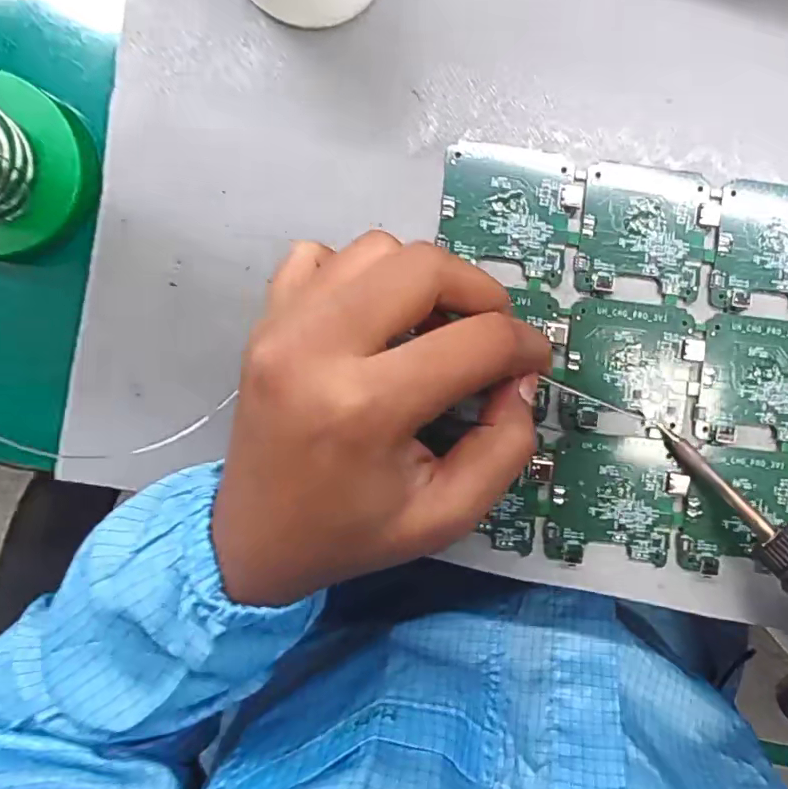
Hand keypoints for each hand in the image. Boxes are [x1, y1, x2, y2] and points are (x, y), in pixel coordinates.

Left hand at [211, 231, 551, 605]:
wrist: (255, 539)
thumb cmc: (351, 533)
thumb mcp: (447, 515)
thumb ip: (504, 446)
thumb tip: (518, 377)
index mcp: (365, 408)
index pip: (476, 341)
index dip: (524, 345)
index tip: (532, 362)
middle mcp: (317, 348)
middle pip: (424, 266)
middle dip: (480, 293)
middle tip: (489, 334)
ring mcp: (281, 325)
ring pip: (377, 249)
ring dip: (422, 280)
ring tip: (430, 329)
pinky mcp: (264, 319)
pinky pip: (321, 257)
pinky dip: (360, 275)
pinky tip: (371, 320)